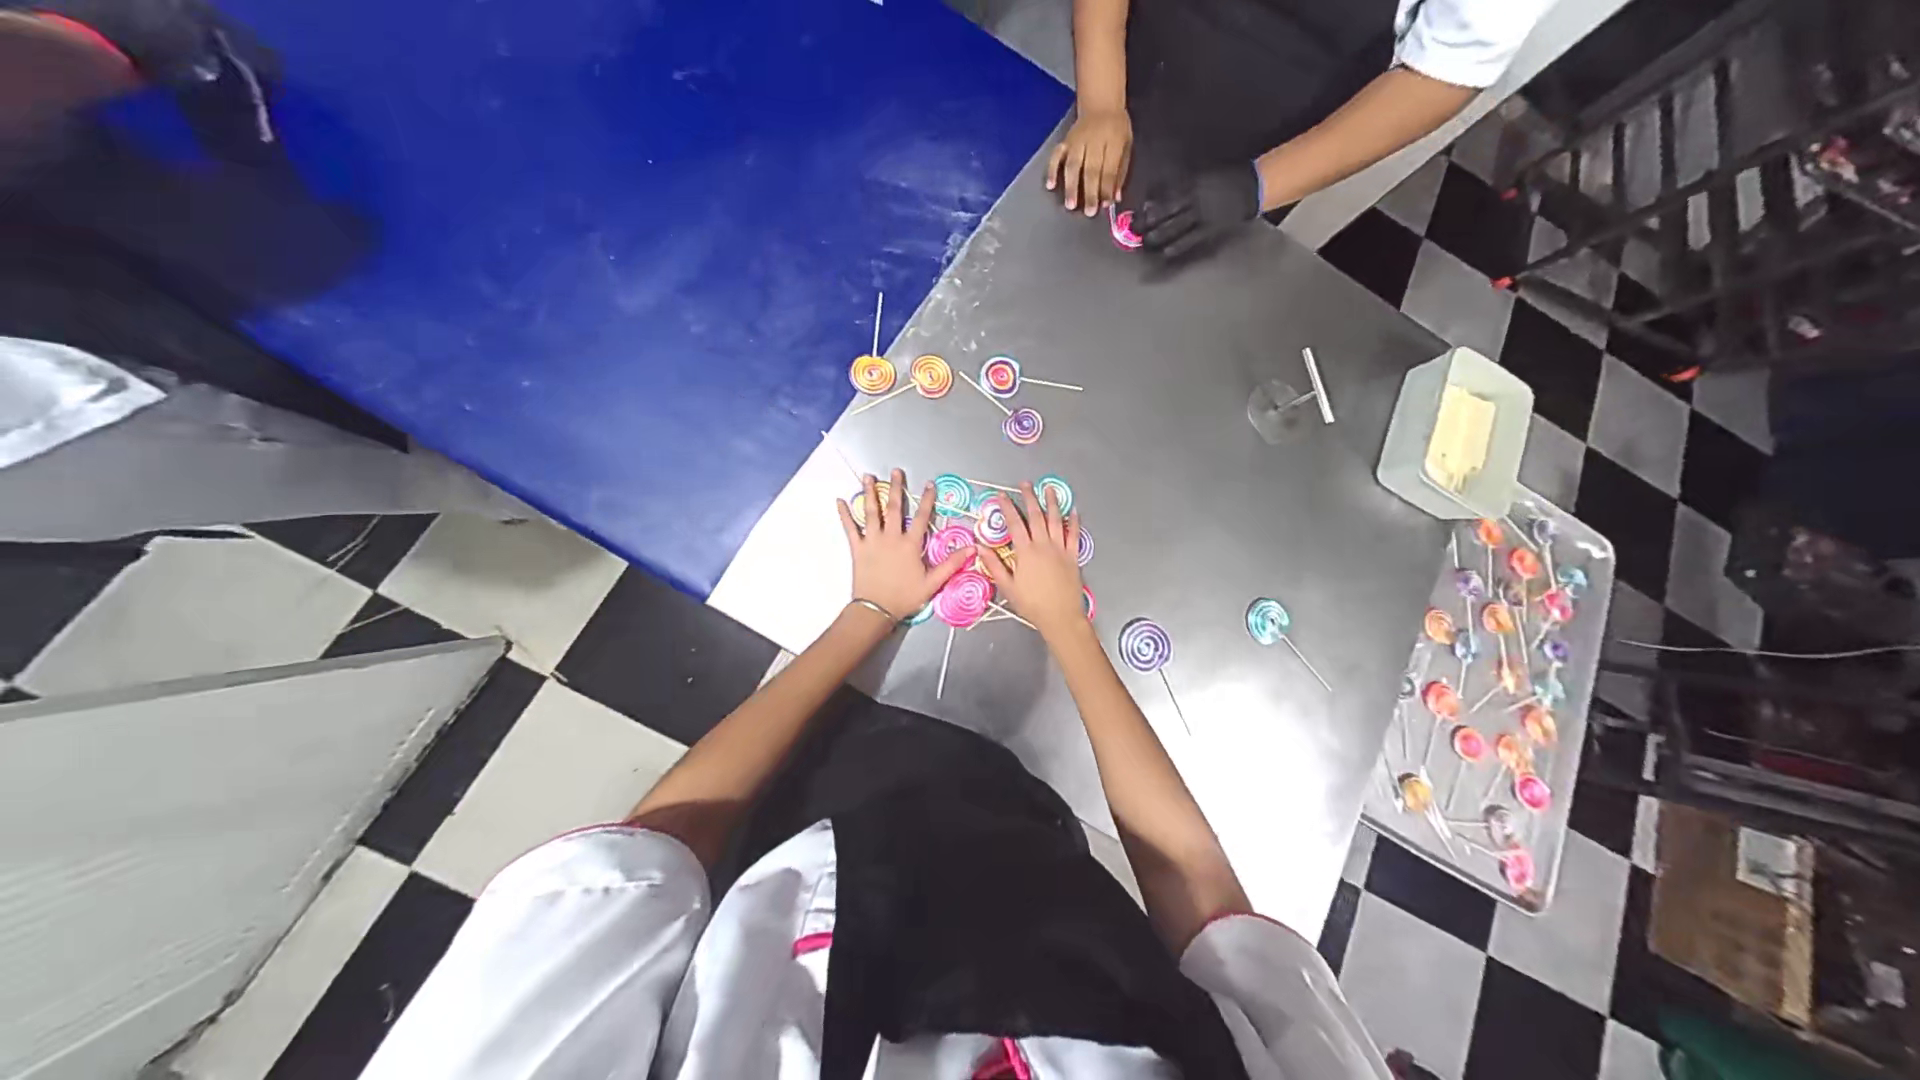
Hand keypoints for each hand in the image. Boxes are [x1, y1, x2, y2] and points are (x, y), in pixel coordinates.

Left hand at [836, 469, 972, 622]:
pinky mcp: (857, 548)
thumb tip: (971, 549)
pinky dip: (844, 514)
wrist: (876, 609)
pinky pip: (849, 528)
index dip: (927, 499)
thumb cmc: (905, 597)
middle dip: (897, 488)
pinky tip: (839, 501)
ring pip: (871, 512)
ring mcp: (872, 541)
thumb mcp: (933, 582)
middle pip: (895, 508)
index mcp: (910, 545)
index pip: (923, 517)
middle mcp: (891, 538)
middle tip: (896, 471)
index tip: (929, 484)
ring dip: (870, 492)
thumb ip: (951, 563)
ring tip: (868, 476)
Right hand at [976, 482, 1086, 640]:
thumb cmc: (1032, 604)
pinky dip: (1074, 521)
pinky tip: (1074, 511)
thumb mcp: (1007, 587)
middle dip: (1029, 497)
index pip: (1014, 523)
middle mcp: (1043, 545)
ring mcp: (1060, 549)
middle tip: (1025, 484)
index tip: (1002, 496)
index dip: (1007, 507)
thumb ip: (994, 565)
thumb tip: (980, 547)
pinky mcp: (1073, 556)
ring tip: (1049, 489)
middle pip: (1036, 515)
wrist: (1060, 616)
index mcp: (1026, 552)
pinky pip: (1074, 535)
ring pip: (1056, 520)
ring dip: (1052, 503)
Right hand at [1047, 107, 1131, 214]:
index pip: (1109, 168)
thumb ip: (1120, 171)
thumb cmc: (1116, 128)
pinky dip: (1051, 170)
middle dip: (1090, 192)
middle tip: (1089, 212)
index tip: (1105, 205)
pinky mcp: (1065, 141)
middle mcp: (1094, 140)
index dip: (1107, 188)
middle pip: (1091, 169)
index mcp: (1113, 140)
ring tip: (1070, 205)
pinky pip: (1056, 155)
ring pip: (1073, 165)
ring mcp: (1077, 140)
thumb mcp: (1126, 145)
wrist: (1101, 103)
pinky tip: (1050, 185)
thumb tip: (1115, 197)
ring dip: (1071, 186)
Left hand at [1135, 161, 1260, 260]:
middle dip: (1149, 223)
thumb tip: (1156, 198)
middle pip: (1166, 212)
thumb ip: (1182, 186)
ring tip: (1146, 242)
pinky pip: (1191, 238)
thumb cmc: (1225, 180)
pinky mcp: (1210, 228)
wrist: (1252, 186)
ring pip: (1175, 226)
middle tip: (1135, 231)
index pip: (1166, 197)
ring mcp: (1202, 214)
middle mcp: (1193, 199)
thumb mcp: (1202, 177)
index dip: (1151, 207)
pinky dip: (1178, 245)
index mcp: (1192, 184)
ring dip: (1159, 235)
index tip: (1138, 213)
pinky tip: (1166, 252)